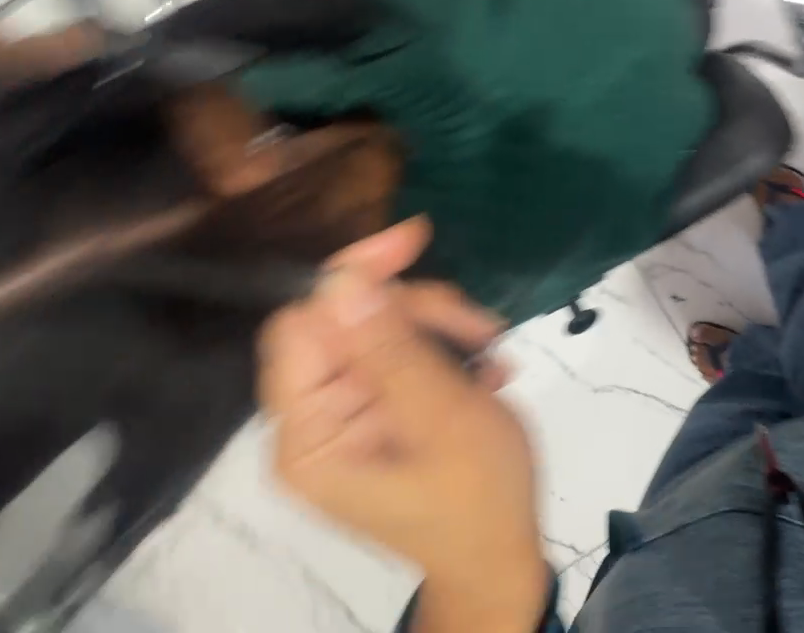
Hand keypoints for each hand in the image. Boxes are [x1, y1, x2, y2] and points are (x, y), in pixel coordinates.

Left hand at [258, 220, 546, 632]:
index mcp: (308, 436)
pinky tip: (488, 371)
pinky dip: (448, 352)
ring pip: (383, 327)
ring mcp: (347, 416)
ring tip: (493, 353)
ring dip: (445, 329)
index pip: (303, 322)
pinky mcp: (378, 413)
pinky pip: (403, 354)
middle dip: (422, 312)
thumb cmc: (478, 498)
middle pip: (351, 319)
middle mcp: (313, 421)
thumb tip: (339, 277)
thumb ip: (391, 348)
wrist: (501, 560)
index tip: (416, 243)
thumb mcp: (443, 418)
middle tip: (483, 328)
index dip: (354, 275)